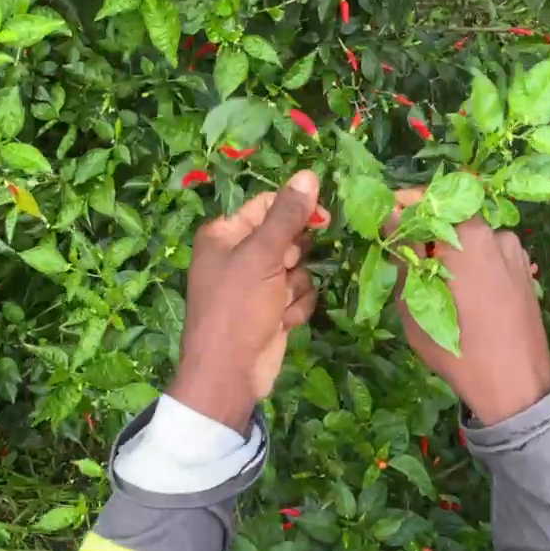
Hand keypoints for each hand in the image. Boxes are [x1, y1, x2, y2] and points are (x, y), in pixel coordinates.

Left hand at [169, 170, 325, 432]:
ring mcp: (256, 283)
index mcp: (224, 234)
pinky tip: (282, 322)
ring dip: (297, 286)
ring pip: (299, 267)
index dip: (296, 209)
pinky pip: (299, 293)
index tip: (325, 216)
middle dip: (296, 256)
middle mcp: (238, 254)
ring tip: (279, 303)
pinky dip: (296, 307)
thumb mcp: (262, 257)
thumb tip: (309, 175)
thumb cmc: (237, 309)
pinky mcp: (271, 308)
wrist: (229, 375)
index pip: (268, 205)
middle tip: (287, 269)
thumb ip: (287, 216)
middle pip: (288, 235)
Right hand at [390, 190, 549, 426]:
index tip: (388, 223)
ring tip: (440, 286)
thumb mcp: (415, 300)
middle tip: (410, 262)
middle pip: (452, 220)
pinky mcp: (526, 274)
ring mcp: (516, 253)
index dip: (403, 207)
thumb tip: (390, 217)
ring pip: (472, 241)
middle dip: (428, 235)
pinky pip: (490, 258)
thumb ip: (403, 252)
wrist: (515, 385)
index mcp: (469, 234)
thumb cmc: (457, 344)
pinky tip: (467, 297)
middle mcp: (496, 234)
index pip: (428, 200)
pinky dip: (474, 267)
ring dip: (453, 253)